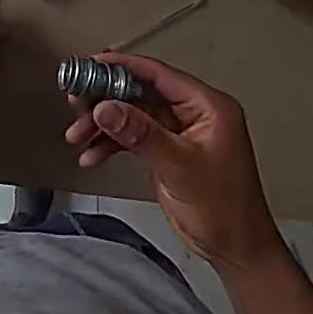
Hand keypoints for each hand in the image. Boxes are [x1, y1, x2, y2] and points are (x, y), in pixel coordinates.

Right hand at [63, 53, 284, 271]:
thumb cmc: (226, 208)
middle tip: (77, 100)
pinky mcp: (168, 151)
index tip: (93, 66)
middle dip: (106, 99)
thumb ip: (141, 134)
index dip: (123, 67)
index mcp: (208, 106)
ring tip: (78, 134)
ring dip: (104, 125)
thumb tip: (108, 108)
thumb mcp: (179, 166)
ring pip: (133, 116)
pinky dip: (112, 145)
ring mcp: (180, 133)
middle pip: (141, 93)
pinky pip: (134, 137)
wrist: (235, 247)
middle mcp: (194, 114)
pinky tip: (93, 154)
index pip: (159, 75)